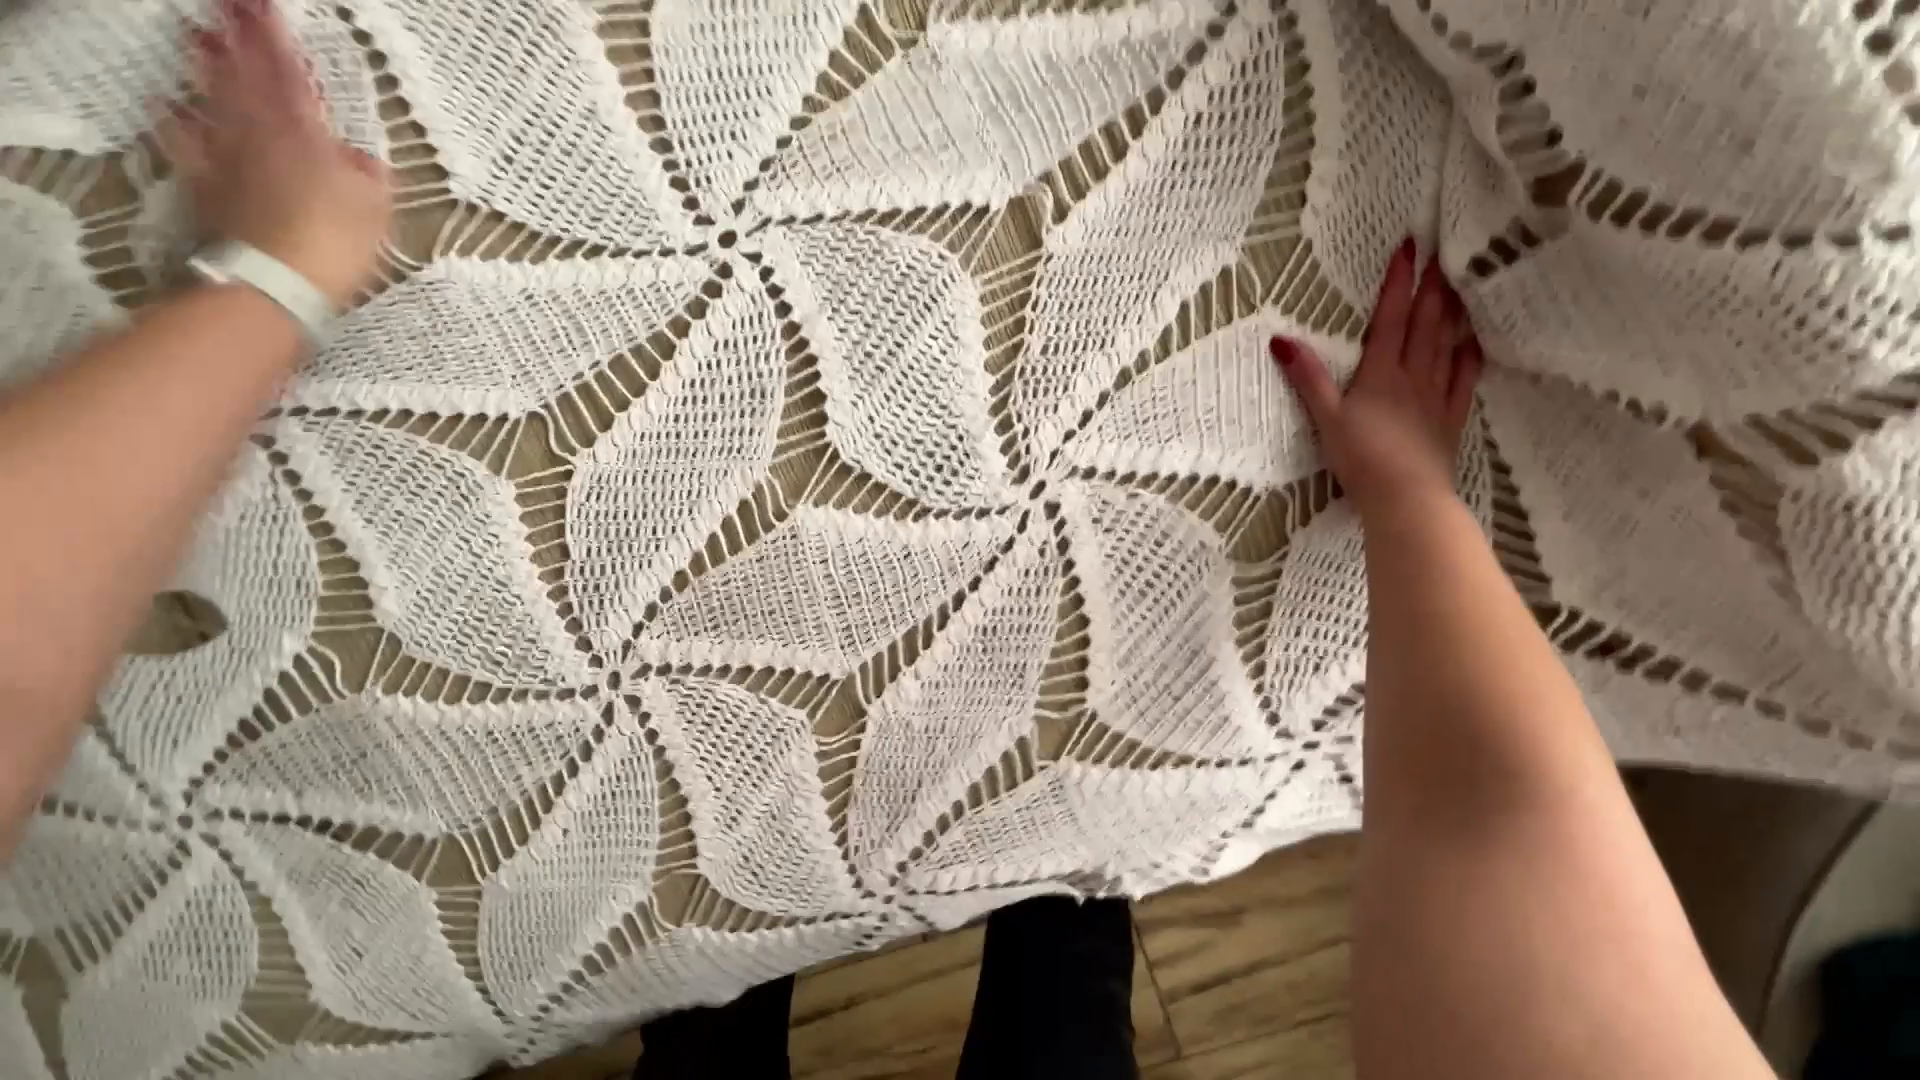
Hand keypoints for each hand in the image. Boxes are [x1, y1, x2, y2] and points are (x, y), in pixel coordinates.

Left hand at [156, 0, 390, 309]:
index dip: (277, 38)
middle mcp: (260, 135)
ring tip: (197, 36)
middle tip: (226, 4)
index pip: (290, 75)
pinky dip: (178, 122)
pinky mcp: (207, 184)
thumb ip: (368, 177)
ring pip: (214, 99)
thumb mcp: (374, 211)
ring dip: (206, 66)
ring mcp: (228, 158)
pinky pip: (187, 144)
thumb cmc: (334, 243)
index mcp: (306, 137)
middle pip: (245, 76)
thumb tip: (362, 158)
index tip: (263, 4)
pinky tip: (169, 107)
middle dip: (237, 38)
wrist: (275, 283)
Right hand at [1273, 239, 1482, 518]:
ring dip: (1454, 311)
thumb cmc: (1361, 459)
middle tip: (1443, 252)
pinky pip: (1465, 377)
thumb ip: (1308, 377)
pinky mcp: (1450, 417)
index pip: (1390, 317)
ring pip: (1449, 342)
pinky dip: (1470, 354)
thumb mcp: (1326, 418)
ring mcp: (1437, 395)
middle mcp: (1414, 375)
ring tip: (1460, 283)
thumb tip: (1280, 340)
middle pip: (1426, 322)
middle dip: (1433, 285)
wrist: (1406, 497)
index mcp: (1382, 373)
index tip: (1410, 246)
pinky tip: (1474, 341)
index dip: (1398, 281)